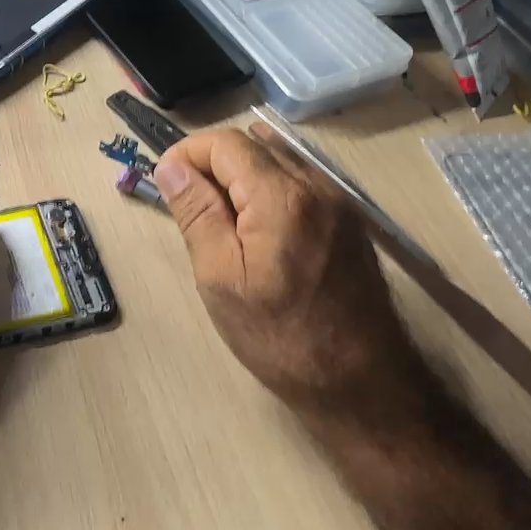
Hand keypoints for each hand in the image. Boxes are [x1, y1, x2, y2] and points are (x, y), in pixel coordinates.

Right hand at [156, 125, 421, 410]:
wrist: (364, 387)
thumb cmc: (281, 338)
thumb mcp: (220, 278)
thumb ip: (196, 213)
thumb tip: (172, 167)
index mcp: (281, 196)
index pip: (225, 143)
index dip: (188, 153)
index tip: (166, 184)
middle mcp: (316, 186)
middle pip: (253, 144)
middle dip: (212, 162)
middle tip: (188, 205)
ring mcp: (339, 202)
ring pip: (277, 159)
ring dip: (240, 173)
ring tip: (219, 217)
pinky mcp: (349, 222)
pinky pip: (300, 181)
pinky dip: (269, 187)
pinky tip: (256, 228)